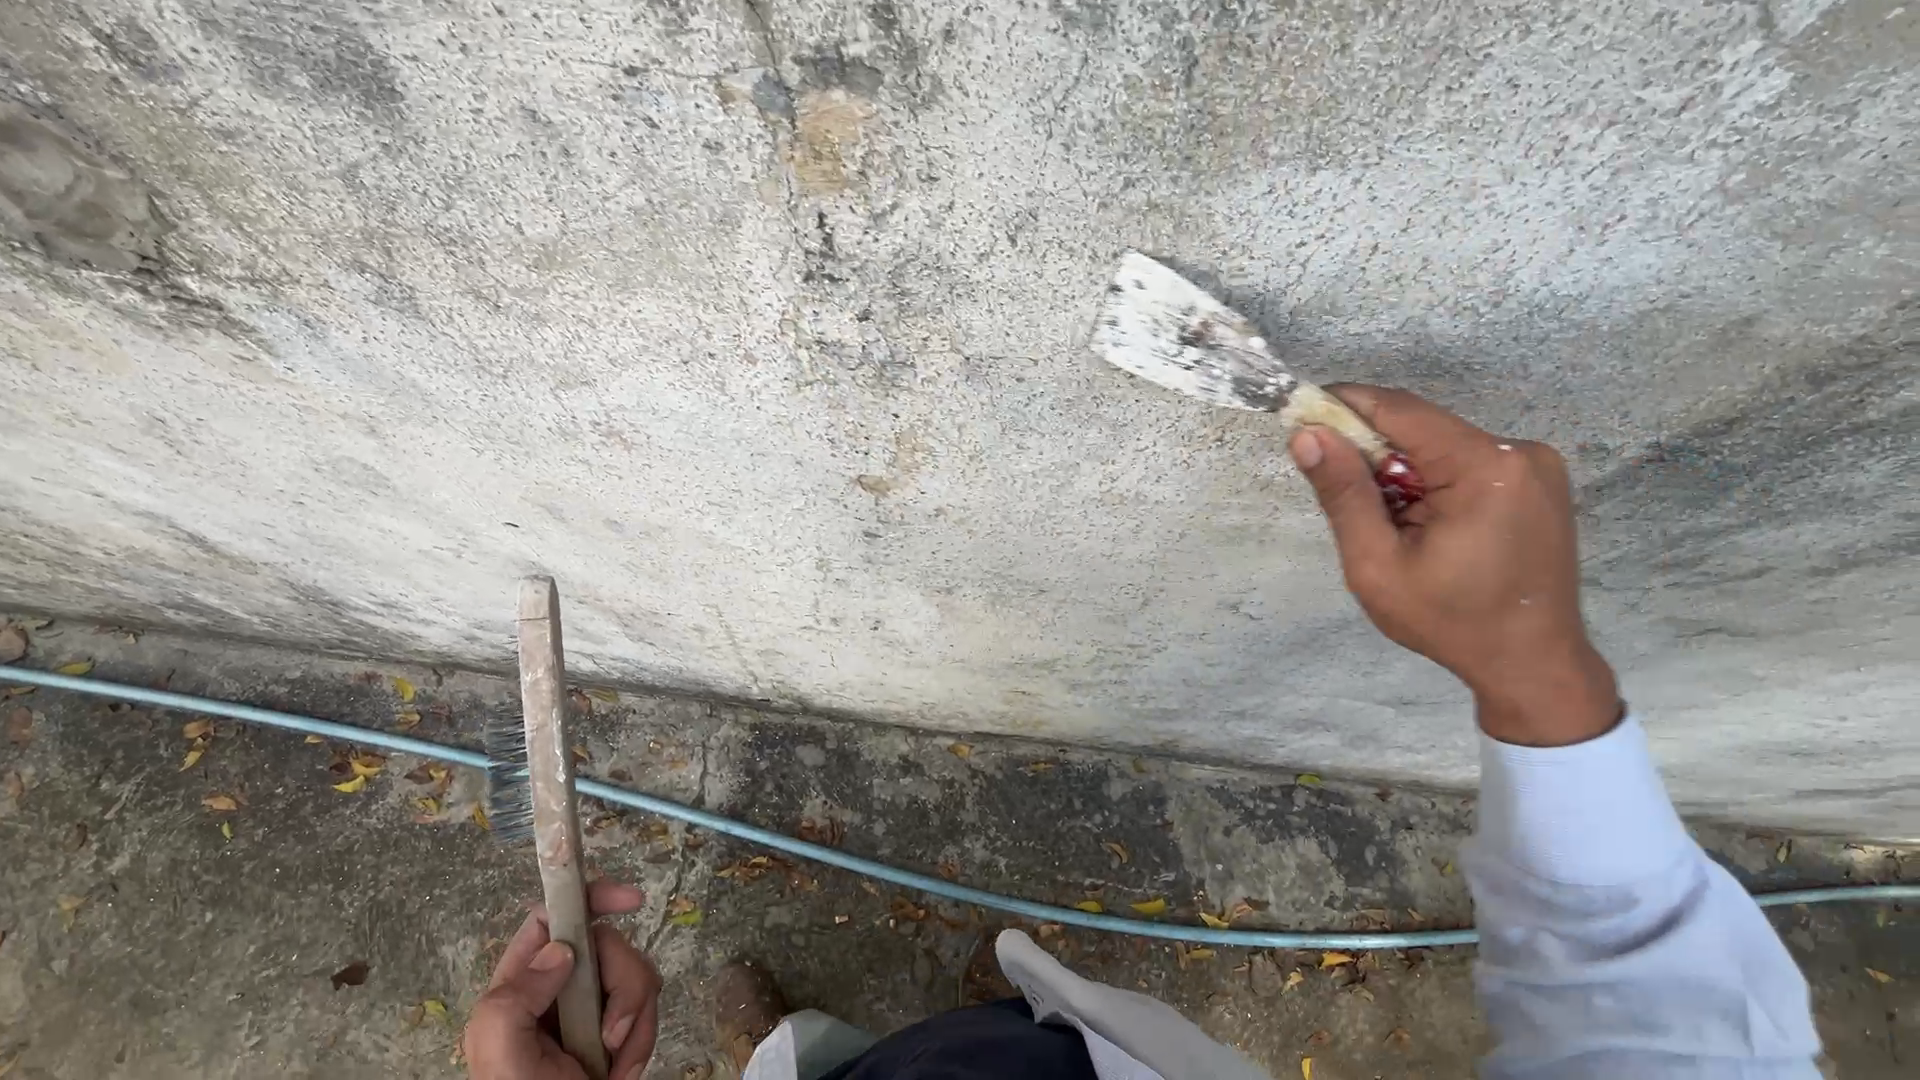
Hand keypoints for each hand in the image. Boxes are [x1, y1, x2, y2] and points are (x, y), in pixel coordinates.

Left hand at [465, 881, 661, 1079]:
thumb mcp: (503, 1066)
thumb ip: (513, 1005)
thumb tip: (562, 952)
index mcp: (518, 989)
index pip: (552, 918)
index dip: (591, 896)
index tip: (632, 900)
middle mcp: (555, 991)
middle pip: (607, 946)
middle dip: (624, 984)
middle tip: (614, 1035)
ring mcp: (588, 1010)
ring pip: (636, 974)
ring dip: (637, 1020)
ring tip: (617, 1067)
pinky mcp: (615, 1028)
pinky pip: (648, 1008)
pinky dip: (643, 1038)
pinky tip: (622, 1071)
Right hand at [1288, 385, 1620, 746]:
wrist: (1531, 665)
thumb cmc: (1449, 621)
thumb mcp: (1377, 564)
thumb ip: (1343, 494)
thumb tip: (1307, 435)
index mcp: (1485, 468)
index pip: (1401, 410)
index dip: (1345, 405)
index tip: (1300, 412)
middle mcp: (1519, 452)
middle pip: (1421, 428)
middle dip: (1371, 449)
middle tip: (1336, 488)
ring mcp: (1535, 466)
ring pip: (1440, 445)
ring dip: (1399, 469)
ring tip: (1385, 521)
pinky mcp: (1537, 482)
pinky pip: (1465, 462)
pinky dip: (1429, 480)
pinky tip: (1420, 523)